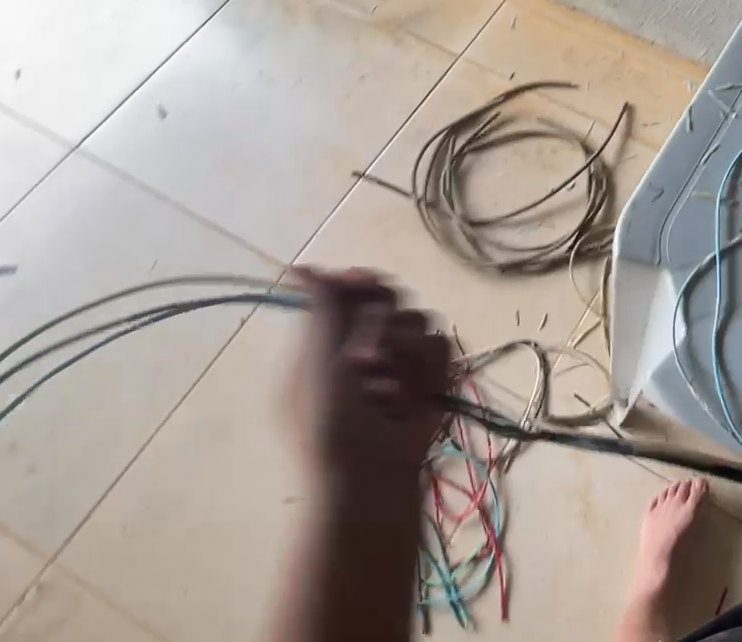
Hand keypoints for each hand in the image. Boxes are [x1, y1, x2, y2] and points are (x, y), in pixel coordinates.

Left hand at [287, 266, 451, 493]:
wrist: (371, 476)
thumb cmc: (329, 424)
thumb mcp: (315, 365)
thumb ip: (320, 311)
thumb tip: (299, 265)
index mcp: (330, 341)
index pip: (352, 290)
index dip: (359, 281)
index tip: (362, 283)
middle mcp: (368, 344)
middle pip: (391, 296)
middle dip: (383, 320)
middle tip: (370, 352)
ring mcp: (402, 360)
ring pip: (420, 318)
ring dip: (403, 350)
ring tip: (388, 386)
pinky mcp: (432, 376)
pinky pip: (442, 345)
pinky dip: (427, 369)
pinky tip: (413, 395)